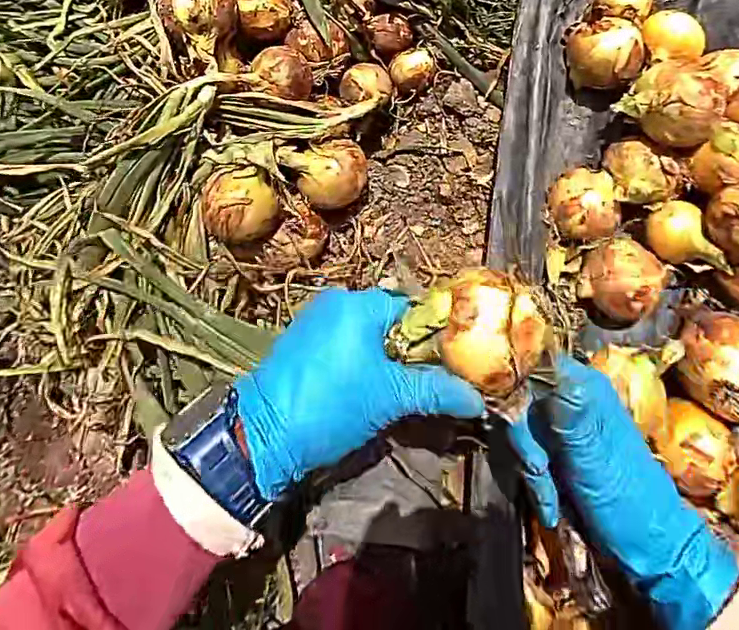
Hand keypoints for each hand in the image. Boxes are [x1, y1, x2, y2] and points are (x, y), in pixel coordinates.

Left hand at [234, 287, 485, 500]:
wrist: (260, 437)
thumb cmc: (331, 406)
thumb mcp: (390, 398)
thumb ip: (435, 391)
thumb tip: (478, 399)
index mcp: (360, 304)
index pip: (413, 310)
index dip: (434, 338)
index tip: (449, 364)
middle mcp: (338, 301)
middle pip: (391, 321)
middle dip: (409, 352)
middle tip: (425, 383)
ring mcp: (316, 320)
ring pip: (366, 334)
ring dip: (385, 359)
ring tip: (397, 391)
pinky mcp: (301, 341)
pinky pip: (344, 343)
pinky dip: (360, 361)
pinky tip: (365, 389)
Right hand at [509, 358, 738, 629]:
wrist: (648, 547)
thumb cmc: (626, 498)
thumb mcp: (593, 453)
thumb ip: (566, 406)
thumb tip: (542, 356)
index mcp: (585, 386)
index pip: (534, 363)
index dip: (518, 391)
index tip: (517, 427)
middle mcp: (572, 395)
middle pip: (521, 398)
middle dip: (523, 441)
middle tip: (539, 472)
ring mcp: (565, 423)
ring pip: (521, 429)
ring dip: (528, 467)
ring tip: (550, 498)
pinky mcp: (559, 449)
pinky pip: (529, 453)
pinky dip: (534, 480)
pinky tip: (550, 505)